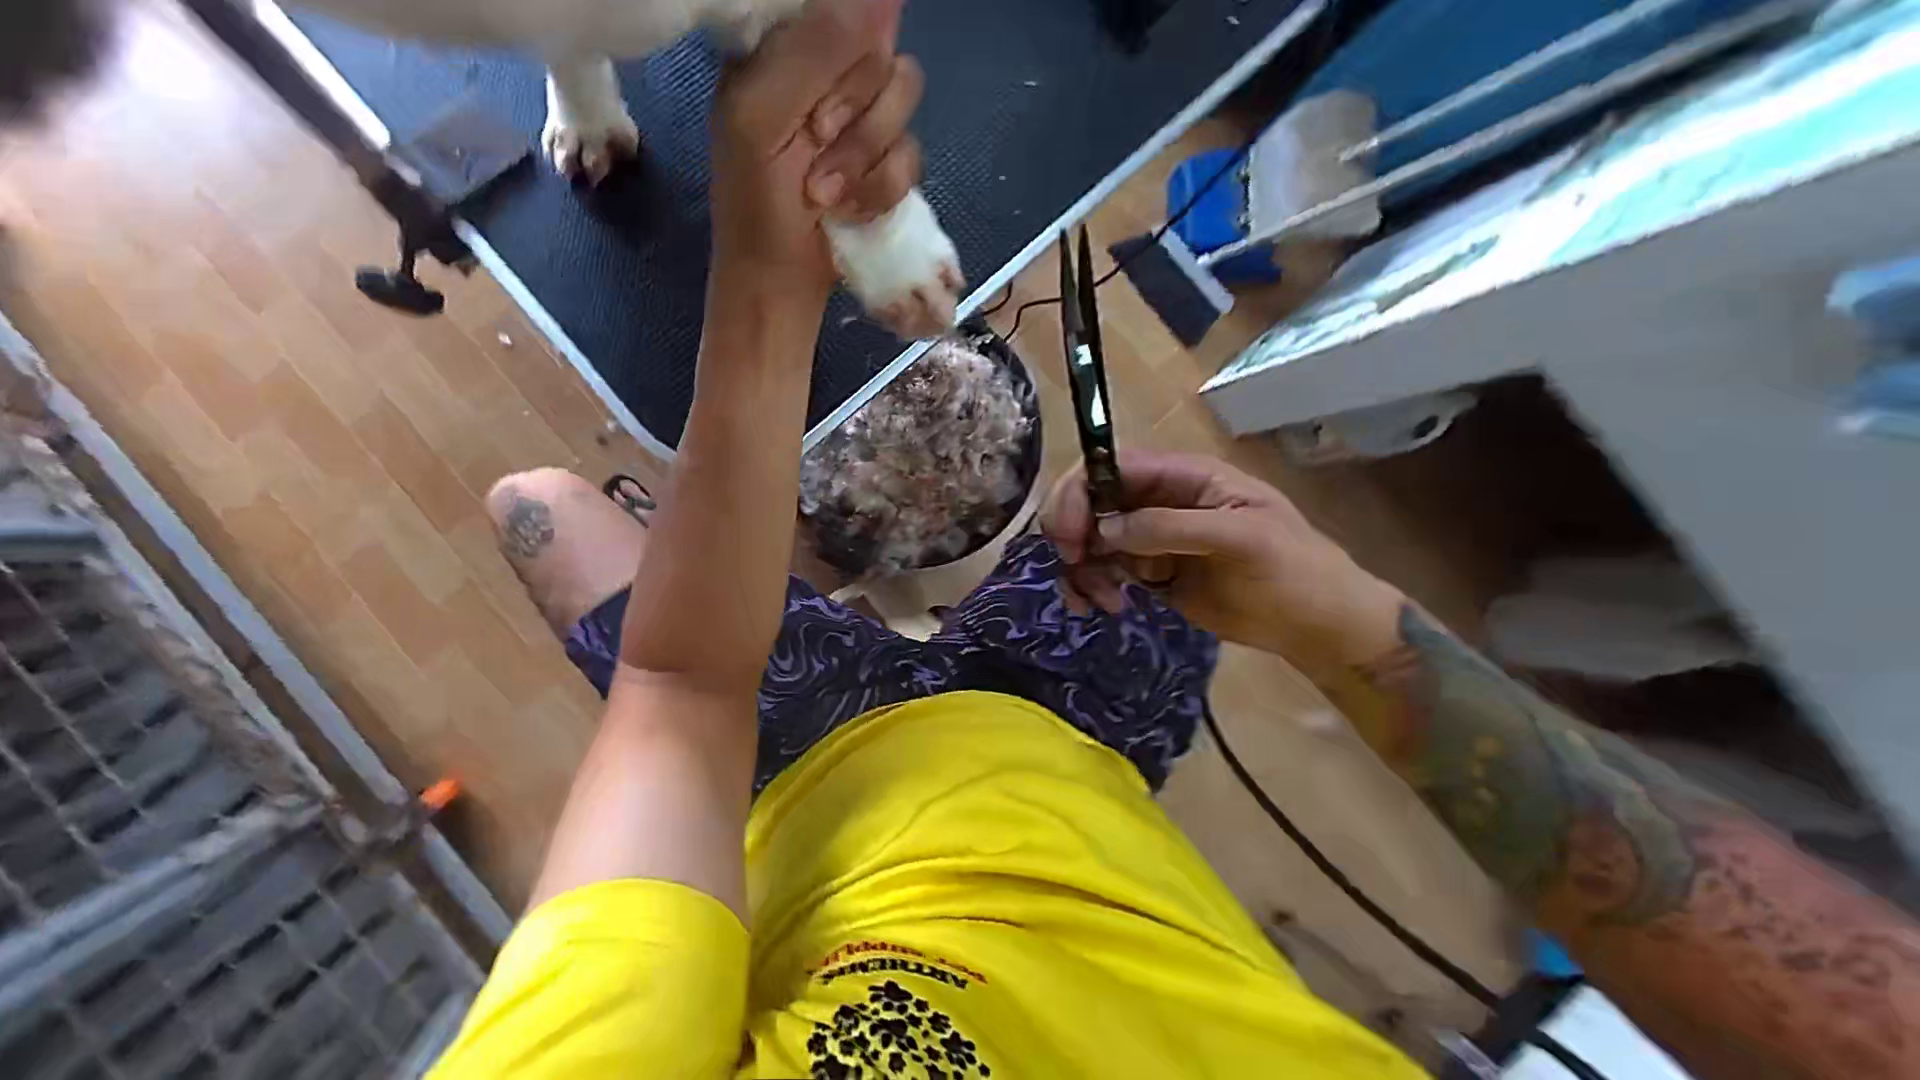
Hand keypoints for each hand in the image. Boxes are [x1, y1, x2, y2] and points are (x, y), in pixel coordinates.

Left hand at [708, 0, 921, 305]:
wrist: (780, 281)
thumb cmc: (755, 204)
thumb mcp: (762, 118)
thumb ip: (812, 53)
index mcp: (785, 53)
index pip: (846, 17)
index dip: (846, 56)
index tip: (818, 104)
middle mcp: (828, 80)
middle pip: (884, 59)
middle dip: (856, 116)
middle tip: (816, 145)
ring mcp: (860, 125)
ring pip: (904, 107)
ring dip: (868, 159)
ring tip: (828, 194)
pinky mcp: (884, 167)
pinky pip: (913, 156)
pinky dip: (883, 189)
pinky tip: (853, 210)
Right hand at [1041, 449, 1406, 672]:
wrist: (1315, 625)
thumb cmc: (1292, 570)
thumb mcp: (1241, 539)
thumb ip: (1171, 527)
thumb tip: (1105, 529)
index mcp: (1184, 477)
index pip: (1114, 466)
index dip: (1080, 490)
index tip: (1065, 533)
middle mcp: (1159, 500)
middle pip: (1092, 500)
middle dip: (1072, 531)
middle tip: (1075, 566)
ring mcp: (1151, 537)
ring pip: (1091, 538)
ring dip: (1081, 566)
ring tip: (1102, 601)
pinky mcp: (1148, 572)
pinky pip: (1102, 569)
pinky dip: (1090, 584)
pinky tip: (1103, 606)